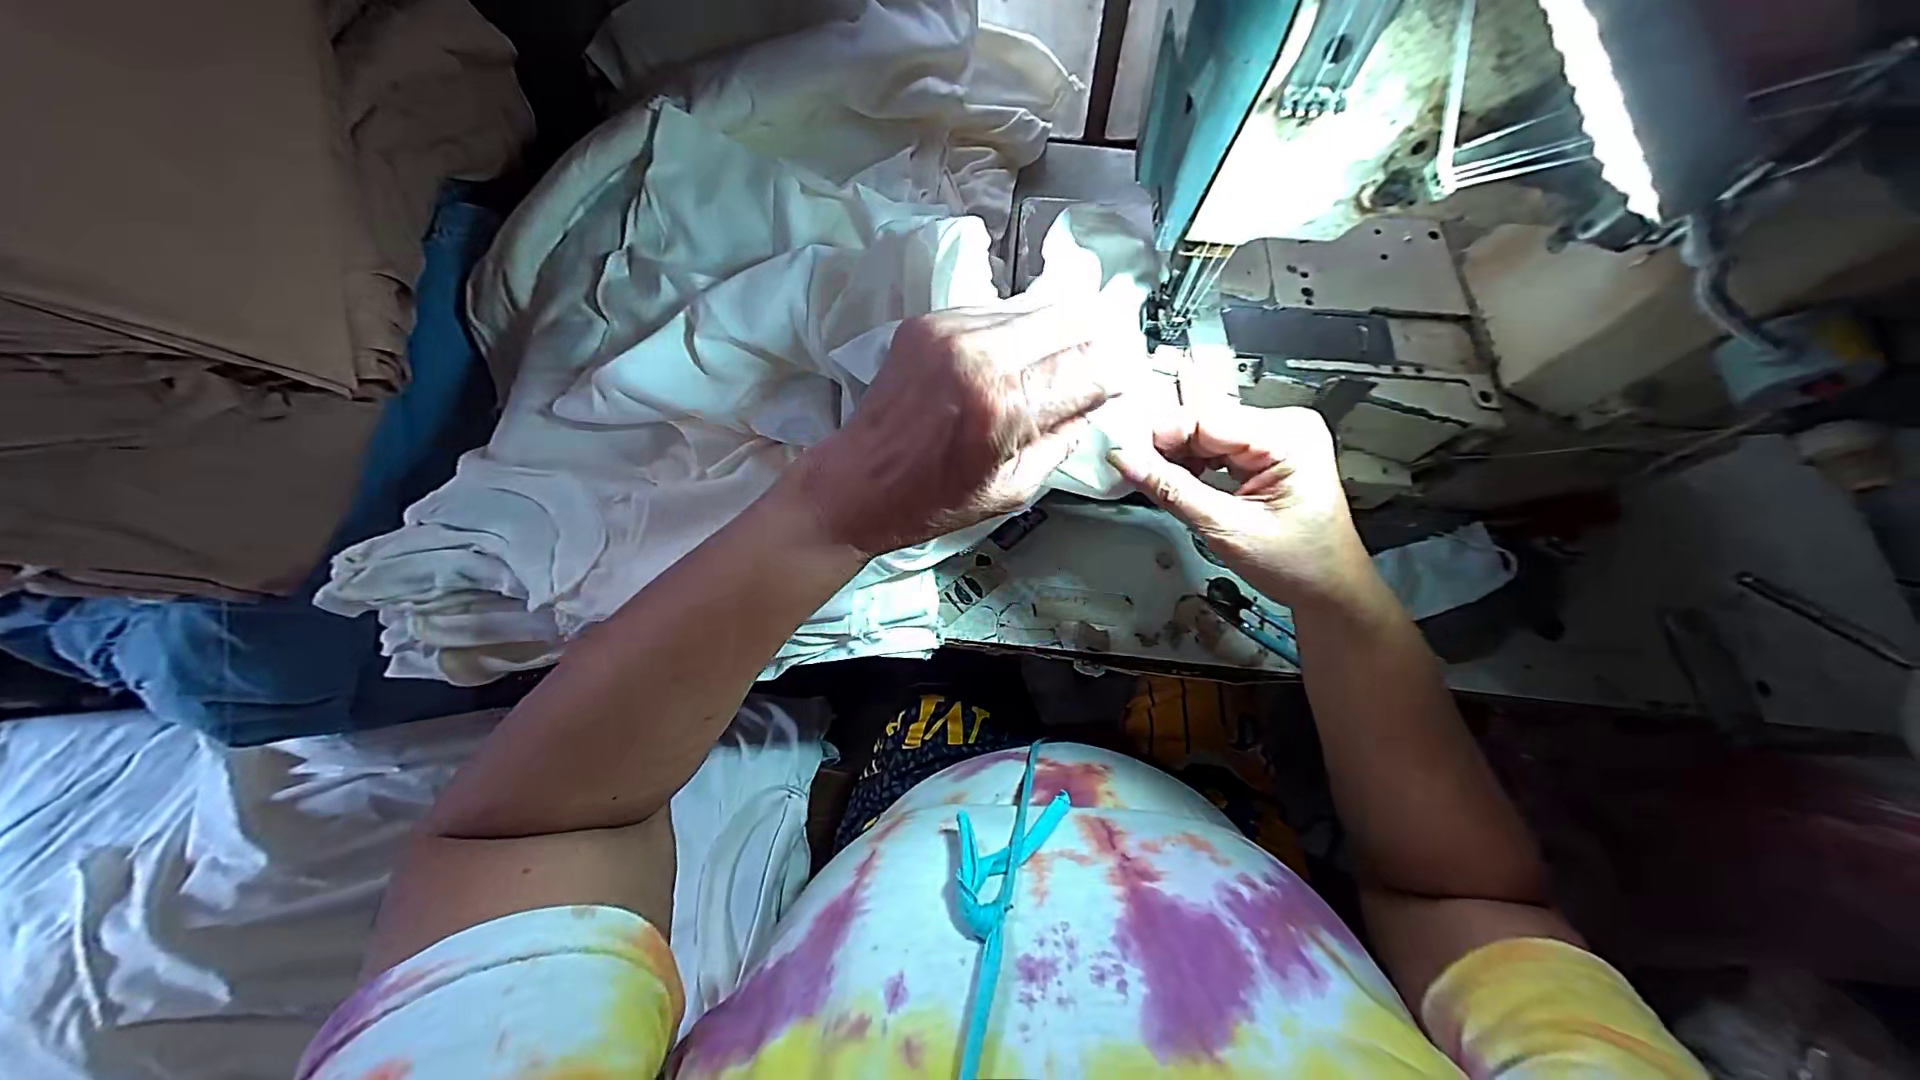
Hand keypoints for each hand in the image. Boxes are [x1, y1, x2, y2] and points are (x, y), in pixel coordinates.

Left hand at [794, 304, 1110, 557]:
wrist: (859, 480)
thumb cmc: (932, 499)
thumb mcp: (1013, 489)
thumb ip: (1061, 441)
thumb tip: (1091, 403)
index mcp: (1006, 407)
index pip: (1092, 367)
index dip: (1117, 372)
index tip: (1123, 379)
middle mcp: (981, 355)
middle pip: (1072, 317)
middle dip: (1095, 338)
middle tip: (1098, 359)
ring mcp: (951, 330)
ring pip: (1035, 306)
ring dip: (1055, 330)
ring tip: (1052, 360)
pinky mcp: (929, 321)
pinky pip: (994, 311)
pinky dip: (1014, 330)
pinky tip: (1008, 357)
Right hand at [1107, 403, 1380, 611]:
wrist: (1329, 588)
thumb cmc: (1301, 564)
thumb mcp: (1226, 528)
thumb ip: (1172, 491)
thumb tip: (1130, 463)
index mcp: (1288, 437)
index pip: (1206, 419)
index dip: (1162, 437)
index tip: (1129, 456)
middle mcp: (1286, 427)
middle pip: (1204, 422)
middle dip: (1168, 449)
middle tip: (1138, 474)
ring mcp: (1277, 437)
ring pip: (1205, 434)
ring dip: (1178, 458)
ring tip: (1162, 485)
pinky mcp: (1266, 451)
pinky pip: (1216, 446)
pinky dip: (1194, 464)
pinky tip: (1183, 484)